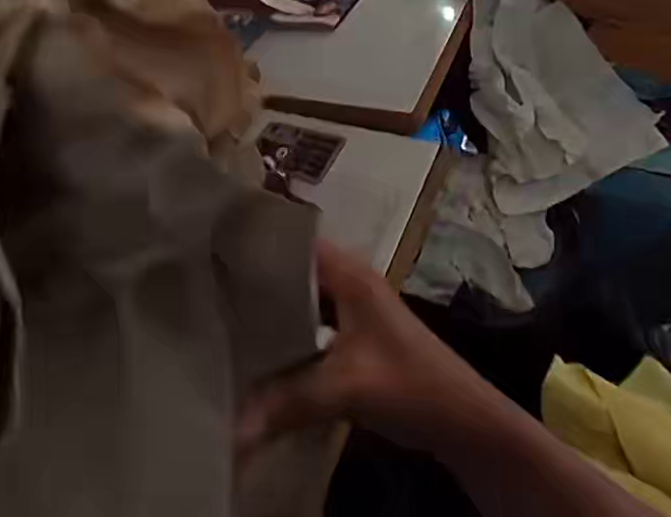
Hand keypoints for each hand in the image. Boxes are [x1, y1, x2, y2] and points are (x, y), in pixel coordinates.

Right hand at [236, 240, 507, 457]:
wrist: (461, 417)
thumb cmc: (410, 383)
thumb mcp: (346, 388)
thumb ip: (286, 402)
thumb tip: (228, 429)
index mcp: (349, 272)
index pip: (296, 241)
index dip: (259, 243)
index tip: (215, 252)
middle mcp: (349, 280)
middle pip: (295, 270)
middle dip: (257, 281)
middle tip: (209, 291)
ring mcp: (353, 308)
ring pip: (302, 298)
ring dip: (271, 310)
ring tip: (224, 319)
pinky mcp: (354, 335)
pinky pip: (310, 323)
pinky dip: (287, 333)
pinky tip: (259, 352)